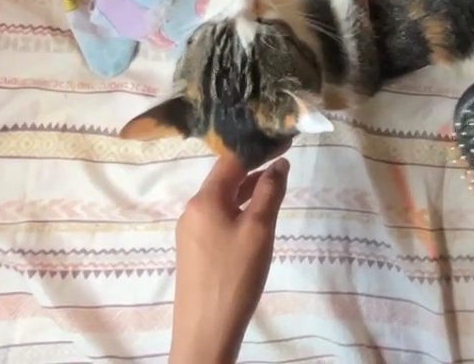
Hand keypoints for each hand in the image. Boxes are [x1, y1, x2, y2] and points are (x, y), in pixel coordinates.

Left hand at [171, 154, 289, 363]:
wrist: (205, 336)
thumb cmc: (234, 277)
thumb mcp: (259, 230)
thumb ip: (270, 191)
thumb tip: (279, 163)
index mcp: (204, 200)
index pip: (232, 160)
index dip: (257, 146)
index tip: (282, 138)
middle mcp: (192, 210)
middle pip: (225, 178)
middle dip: (253, 165)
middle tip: (283, 155)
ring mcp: (190, 232)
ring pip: (223, 198)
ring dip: (248, 188)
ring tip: (276, 181)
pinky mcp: (194, 251)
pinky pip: (218, 217)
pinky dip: (239, 208)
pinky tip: (256, 215)